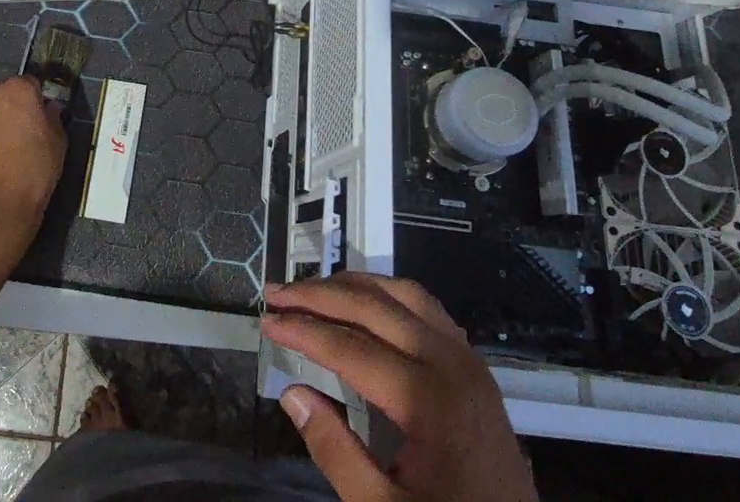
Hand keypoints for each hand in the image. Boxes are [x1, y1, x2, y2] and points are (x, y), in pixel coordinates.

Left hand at [0, 75, 65, 243]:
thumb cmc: (34, 169)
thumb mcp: (58, 141)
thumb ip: (53, 117)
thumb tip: (49, 107)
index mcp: (18, 90)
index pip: (31, 83)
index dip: (37, 99)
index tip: (41, 116)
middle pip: (5, 92)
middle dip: (14, 105)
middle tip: (24, 131)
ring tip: (5, 144)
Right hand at [262, 273, 536, 501]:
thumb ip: (336, 452)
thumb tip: (292, 395)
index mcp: (429, 400)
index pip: (351, 348)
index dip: (303, 331)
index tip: (266, 322)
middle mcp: (451, 364)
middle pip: (375, 307)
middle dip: (320, 295)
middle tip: (276, 293)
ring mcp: (467, 360)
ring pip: (403, 295)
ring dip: (353, 287)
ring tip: (311, 291)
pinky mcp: (473, 365)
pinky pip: (426, 308)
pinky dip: (385, 296)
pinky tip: (362, 306)